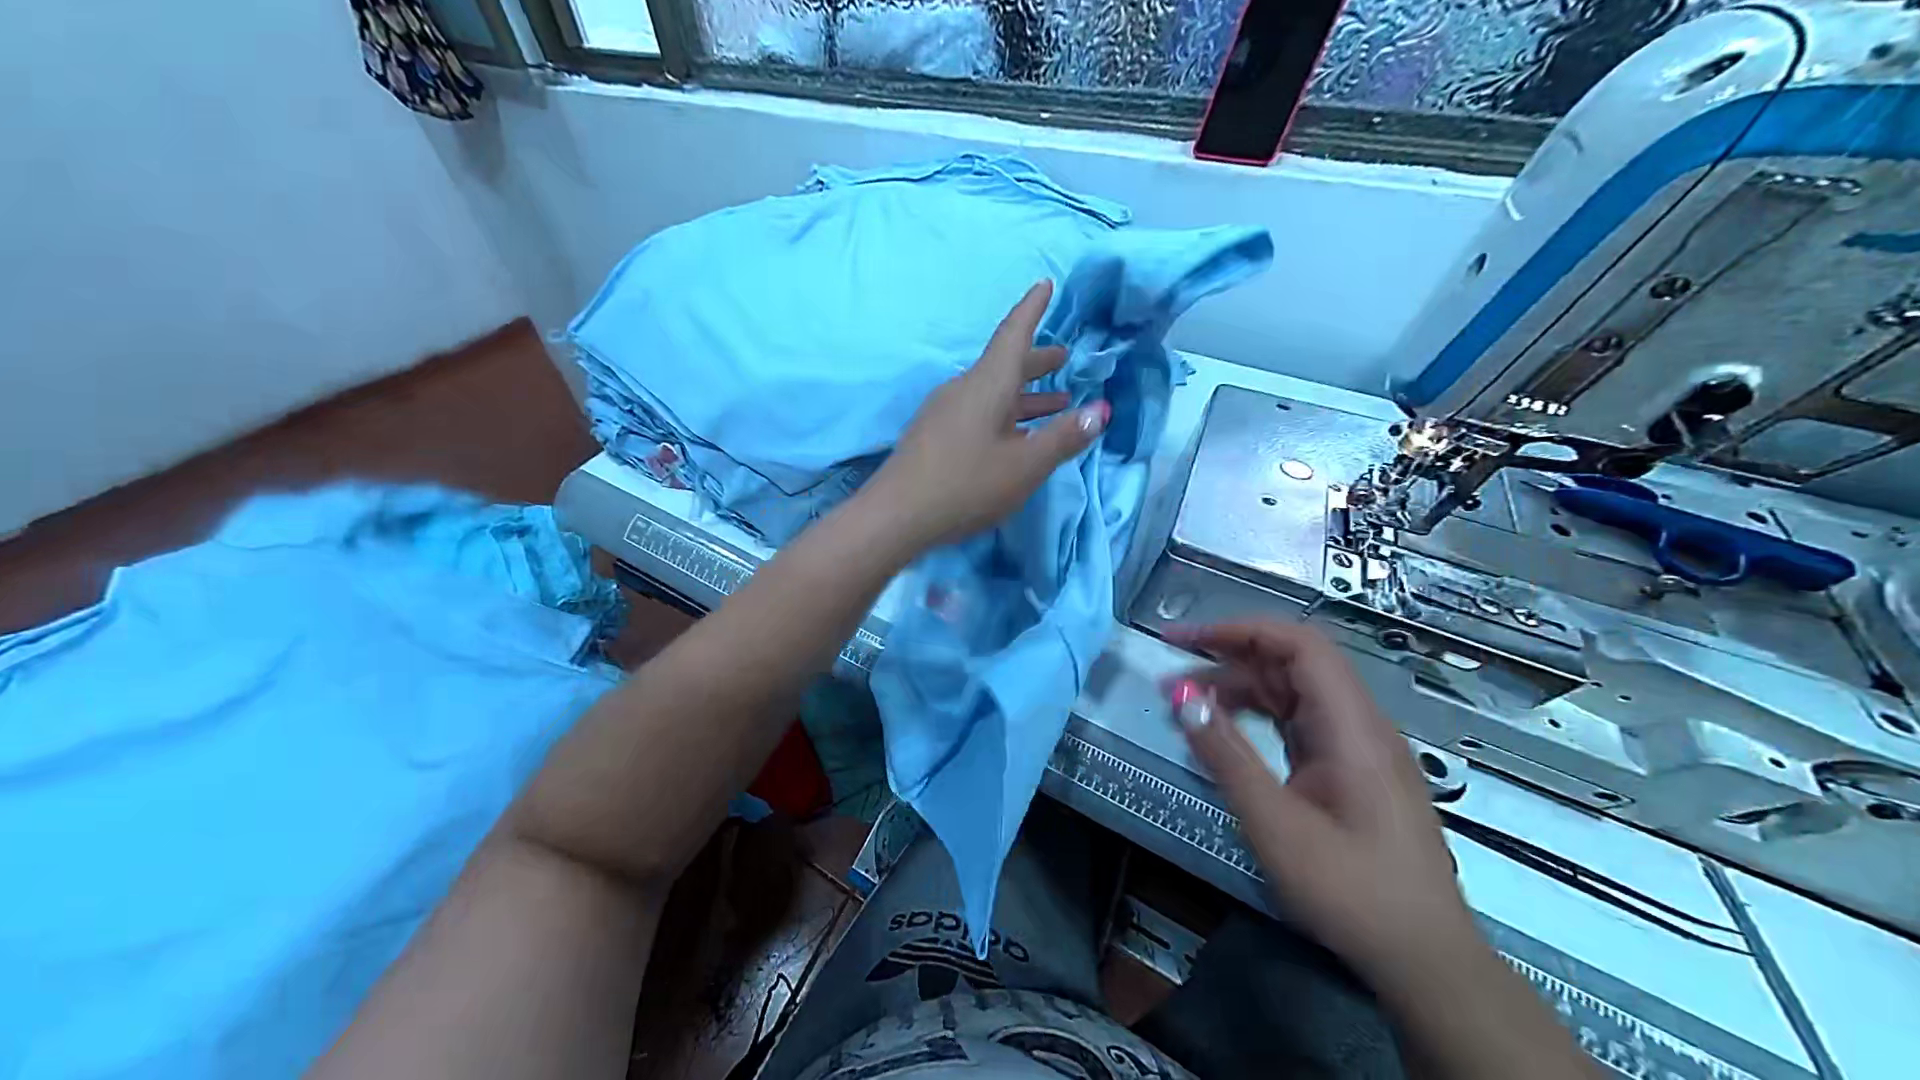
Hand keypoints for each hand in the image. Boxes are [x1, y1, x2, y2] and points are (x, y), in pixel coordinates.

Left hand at [859, 281, 1107, 551]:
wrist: (896, 515)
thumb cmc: (967, 484)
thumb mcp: (1025, 464)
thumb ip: (1064, 437)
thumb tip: (1101, 409)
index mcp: (987, 384)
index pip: (1014, 334)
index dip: (1033, 309)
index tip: (1045, 283)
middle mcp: (965, 389)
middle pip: (1005, 365)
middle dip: (1037, 361)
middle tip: (1064, 357)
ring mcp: (945, 412)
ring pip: (993, 392)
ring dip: (1025, 393)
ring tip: (1056, 400)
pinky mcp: (935, 435)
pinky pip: (979, 411)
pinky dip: (1006, 413)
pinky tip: (1016, 435)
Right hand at [1171, 621, 1478, 986]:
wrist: (1425, 960)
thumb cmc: (1352, 893)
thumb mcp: (1276, 825)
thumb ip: (1226, 755)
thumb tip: (1182, 698)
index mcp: (1351, 727)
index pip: (1298, 644)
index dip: (1238, 630)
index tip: (1185, 639)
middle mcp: (1359, 725)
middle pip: (1292, 663)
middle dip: (1229, 657)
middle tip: (1172, 674)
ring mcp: (1356, 747)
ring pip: (1292, 692)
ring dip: (1239, 688)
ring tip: (1186, 703)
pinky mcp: (1350, 769)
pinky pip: (1297, 722)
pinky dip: (1256, 716)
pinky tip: (1224, 731)